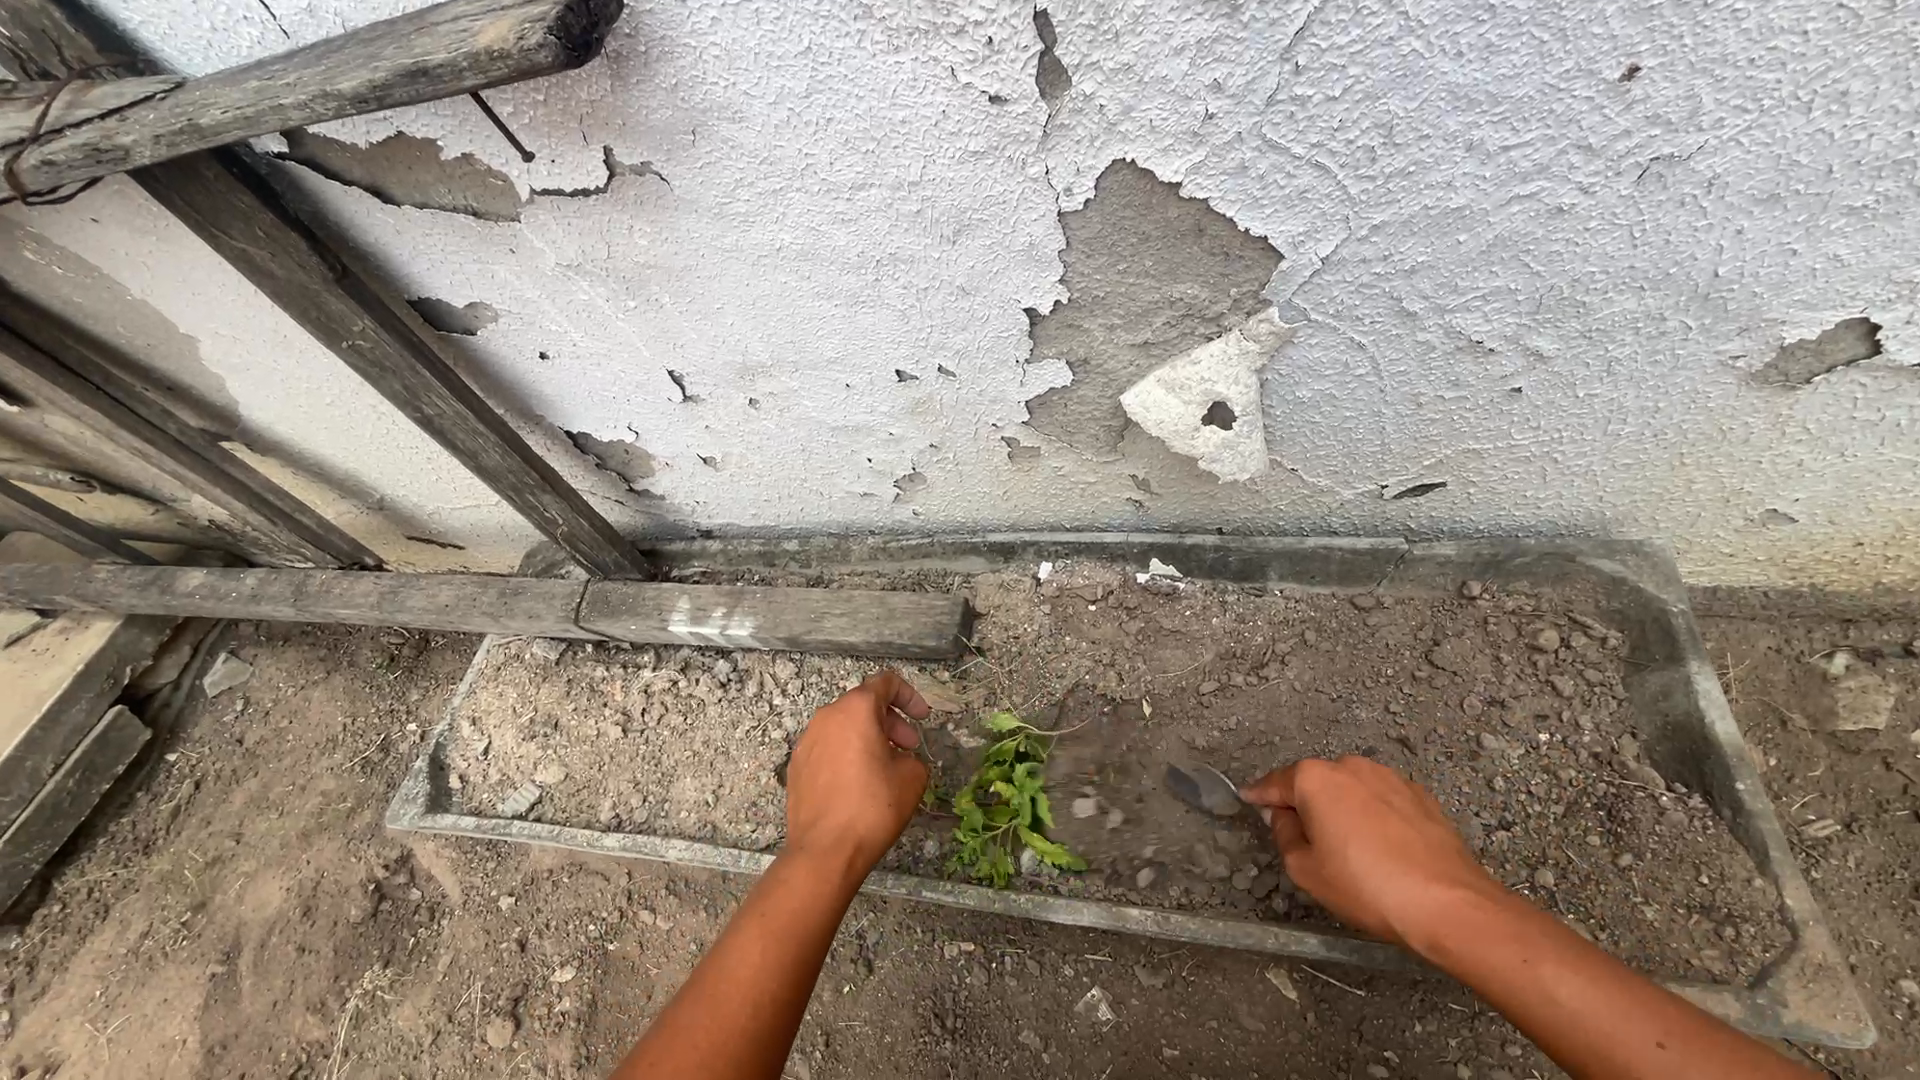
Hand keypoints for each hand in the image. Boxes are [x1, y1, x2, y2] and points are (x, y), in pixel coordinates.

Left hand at [783, 670, 930, 877]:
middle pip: (863, 704)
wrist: (825, 851)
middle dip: (891, 721)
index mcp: (855, 709)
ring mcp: (806, 742)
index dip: (909, 695)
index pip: (885, 682)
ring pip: (844, 727)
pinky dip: (847, 755)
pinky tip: (859, 785)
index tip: (923, 718)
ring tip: (886, 768)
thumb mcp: (912, 776)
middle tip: (909, 747)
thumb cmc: (873, 807)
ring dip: (868, 738)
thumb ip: (912, 756)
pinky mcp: (796, 767)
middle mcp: (826, 717)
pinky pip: (828, 749)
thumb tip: (900, 760)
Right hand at [1239, 755, 1501, 947]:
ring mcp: (1390, 777)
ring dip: (1342, 808)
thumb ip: (1283, 834)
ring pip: (1351, 790)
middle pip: (1314, 783)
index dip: (1258, 795)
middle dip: (1306, 804)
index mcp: (1314, 778)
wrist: (1449, 904)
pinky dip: (1374, 815)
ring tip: (1349, 847)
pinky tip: (1382, 848)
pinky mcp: (1421, 796)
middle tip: (1306, 840)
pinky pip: (1382, 800)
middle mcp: (1350, 766)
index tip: (1247, 799)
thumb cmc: (1366, 886)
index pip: (1274, 783)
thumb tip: (1284, 816)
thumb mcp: (1304, 869)